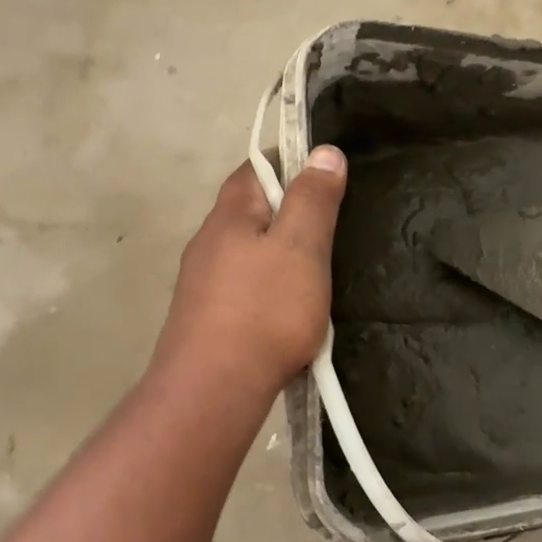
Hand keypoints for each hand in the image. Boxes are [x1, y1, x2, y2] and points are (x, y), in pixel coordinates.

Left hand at [150, 147, 348, 395]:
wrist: (214, 389)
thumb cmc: (265, 311)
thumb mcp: (302, 248)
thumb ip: (313, 200)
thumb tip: (324, 151)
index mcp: (230, 217)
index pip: (256, 168)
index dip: (291, 162)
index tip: (330, 173)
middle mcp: (209, 242)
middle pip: (252, 209)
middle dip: (291, 209)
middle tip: (337, 222)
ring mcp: (205, 282)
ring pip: (250, 249)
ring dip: (282, 249)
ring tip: (322, 265)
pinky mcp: (211, 316)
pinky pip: (247, 284)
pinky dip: (273, 283)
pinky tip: (294, 305)